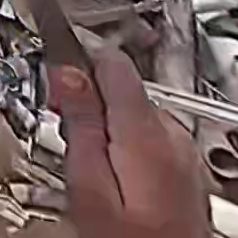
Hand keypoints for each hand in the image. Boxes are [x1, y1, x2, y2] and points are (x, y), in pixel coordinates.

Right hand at [54, 43, 211, 237]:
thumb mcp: (86, 184)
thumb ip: (78, 121)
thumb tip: (66, 70)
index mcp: (147, 136)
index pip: (111, 60)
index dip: (75, 53)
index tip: (50, 64)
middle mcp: (175, 139)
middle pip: (118, 84)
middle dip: (82, 92)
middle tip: (57, 118)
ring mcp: (185, 156)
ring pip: (130, 107)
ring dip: (100, 116)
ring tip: (80, 149)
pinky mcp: (187, 171)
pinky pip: (146, 131)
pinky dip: (119, 135)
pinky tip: (105, 165)